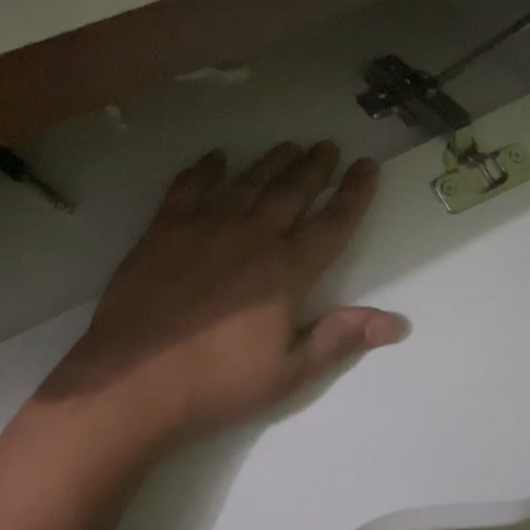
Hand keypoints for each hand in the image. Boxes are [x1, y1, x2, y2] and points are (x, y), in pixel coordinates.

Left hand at [42, 141, 406, 449]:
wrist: (135, 378)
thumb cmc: (215, 384)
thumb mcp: (287, 375)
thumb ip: (337, 339)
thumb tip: (394, 322)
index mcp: (286, 272)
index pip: (332, 223)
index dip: (354, 194)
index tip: (368, 167)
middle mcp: (251, 237)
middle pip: (291, 191)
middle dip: (315, 167)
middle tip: (328, 146)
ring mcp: (204, 227)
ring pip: (247, 182)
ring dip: (271, 161)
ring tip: (289, 145)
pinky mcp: (164, 229)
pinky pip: (189, 187)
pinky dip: (205, 169)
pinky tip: (216, 157)